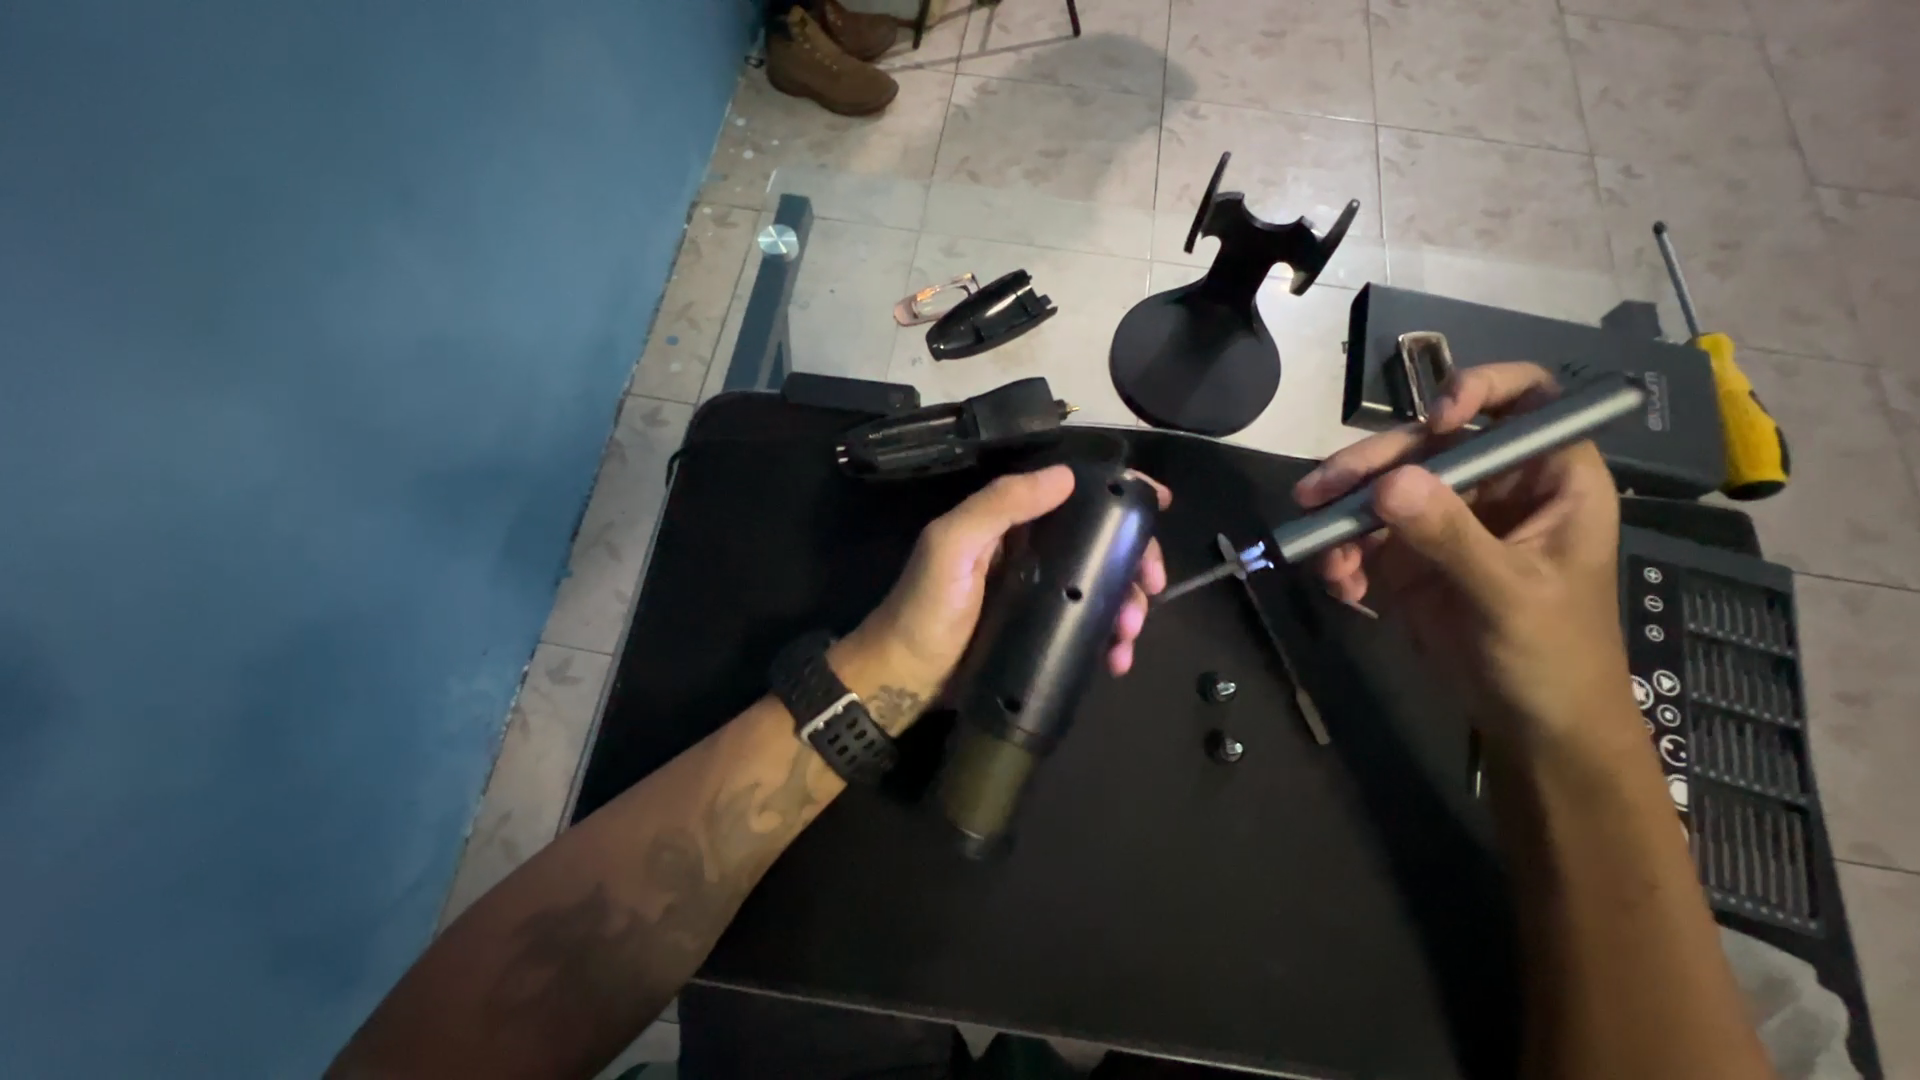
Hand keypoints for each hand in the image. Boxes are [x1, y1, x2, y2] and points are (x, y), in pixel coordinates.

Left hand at [834, 466, 1169, 730]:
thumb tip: (1066, 476)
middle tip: (1151, 588)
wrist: (904, 680)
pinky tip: (1116, 660)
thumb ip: (999, 506)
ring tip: (1128, 635)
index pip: (1073, 496)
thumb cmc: (925, 609)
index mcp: (1010, 523)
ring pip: (1100, 587)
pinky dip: (1109, 640)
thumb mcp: (952, 547)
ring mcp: (1039, 595)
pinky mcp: (1042, 633)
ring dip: (1127, 606)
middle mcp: (1030, 552)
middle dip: (1134, 562)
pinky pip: (1087, 627)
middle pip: (1099, 545)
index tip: (1158, 505)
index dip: (1118, 497)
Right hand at [1293, 362, 1633, 745]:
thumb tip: (1389, 483)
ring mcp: (1445, 523)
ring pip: (1382, 490)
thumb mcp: (1510, 594)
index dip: (1481, 390)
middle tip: (1317, 492)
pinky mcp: (1408, 558)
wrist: (1533, 728)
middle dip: (1369, 467)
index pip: (1526, 399)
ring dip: (1342, 517)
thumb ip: (1452, 537)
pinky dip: (1344, 557)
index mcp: (1548, 479)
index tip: (1432, 419)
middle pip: (1425, 446)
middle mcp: (1493, 488)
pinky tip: (1342, 587)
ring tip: (1323, 557)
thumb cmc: (1555, 656)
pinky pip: (1363, 538)